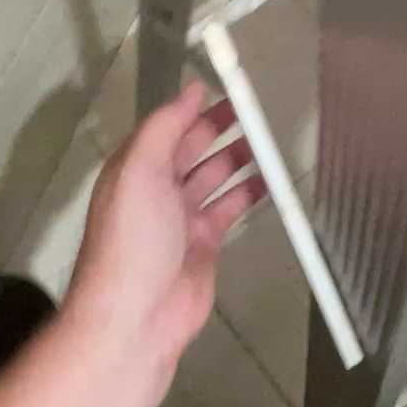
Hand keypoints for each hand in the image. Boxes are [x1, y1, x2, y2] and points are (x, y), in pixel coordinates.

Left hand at [61, 82, 265, 371]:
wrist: (137, 317)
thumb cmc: (134, 240)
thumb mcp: (139, 172)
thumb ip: (163, 128)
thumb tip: (190, 91)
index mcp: (136, 169)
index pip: (168, 129)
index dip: (194, 109)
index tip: (227, 90)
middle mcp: (157, 189)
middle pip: (192, 149)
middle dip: (219, 129)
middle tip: (254, 112)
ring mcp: (182, 217)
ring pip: (214, 177)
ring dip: (237, 158)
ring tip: (267, 142)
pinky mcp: (205, 242)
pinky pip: (230, 208)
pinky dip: (249, 193)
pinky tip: (271, 181)